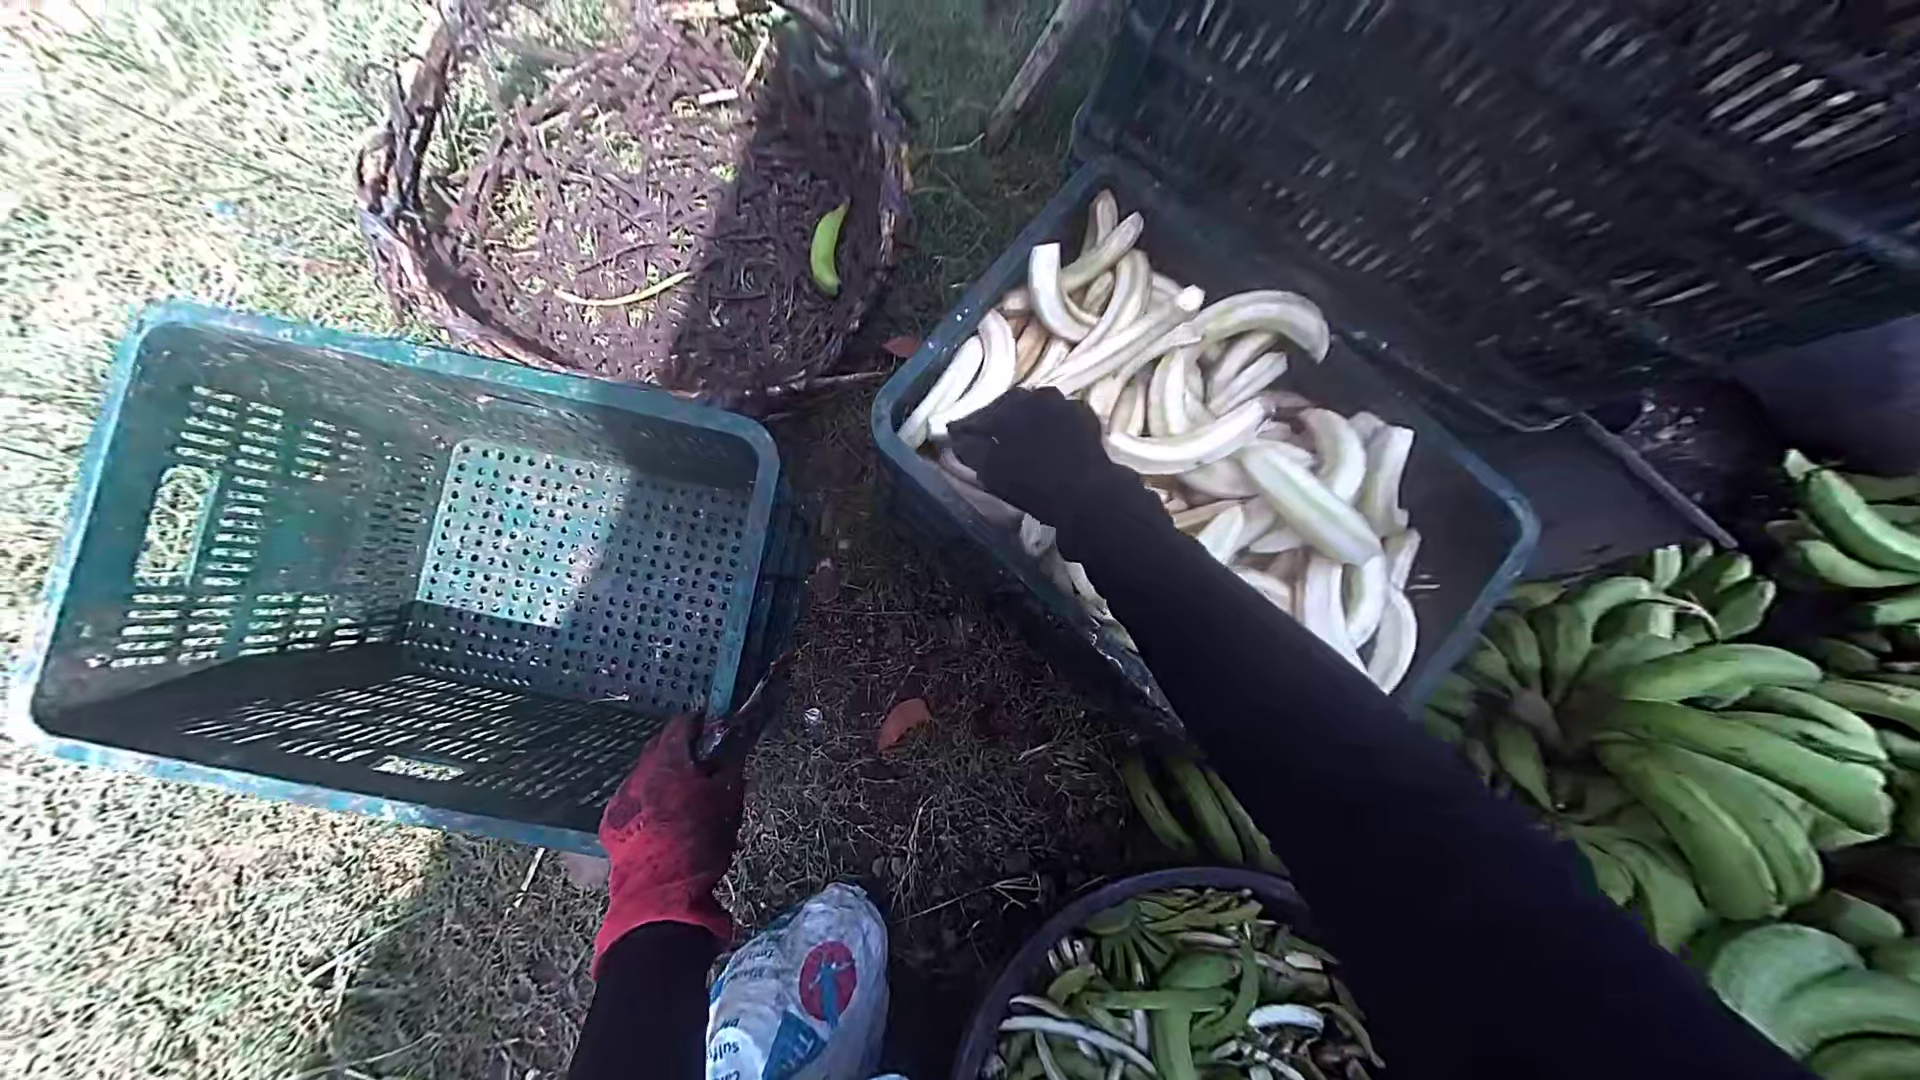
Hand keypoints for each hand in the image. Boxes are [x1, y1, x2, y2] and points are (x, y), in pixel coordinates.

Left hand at [593, 713, 742, 973]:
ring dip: (663, 771)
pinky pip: (633, 798)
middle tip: (703, 754)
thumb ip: (730, 769)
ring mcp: (621, 800)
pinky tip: (664, 810)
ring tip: (684, 784)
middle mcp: (638, 775)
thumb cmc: (700, 845)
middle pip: (659, 746)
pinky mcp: (611, 824)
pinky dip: (649, 795)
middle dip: (680, 746)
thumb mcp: (728, 801)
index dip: (699, 722)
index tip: (713, 725)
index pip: (681, 725)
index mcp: (668, 764)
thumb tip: (732, 750)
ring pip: (644, 772)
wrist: (661, 899)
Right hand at [948, 388, 1161, 556]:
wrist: (1089, 495)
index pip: (980, 415)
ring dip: (1025, 420)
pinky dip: (1049, 425)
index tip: (955, 434)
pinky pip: (1060, 416)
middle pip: (1010, 406)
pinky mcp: (1086, 418)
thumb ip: (972, 451)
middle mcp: (1037, 396)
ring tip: (1017, 438)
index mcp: (1010, 406)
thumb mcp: (993, 472)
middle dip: (997, 419)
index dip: (966, 427)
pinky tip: (1047, 439)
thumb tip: (960, 440)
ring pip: (1037, 408)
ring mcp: (1065, 404)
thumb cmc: (1034, 484)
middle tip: (987, 435)